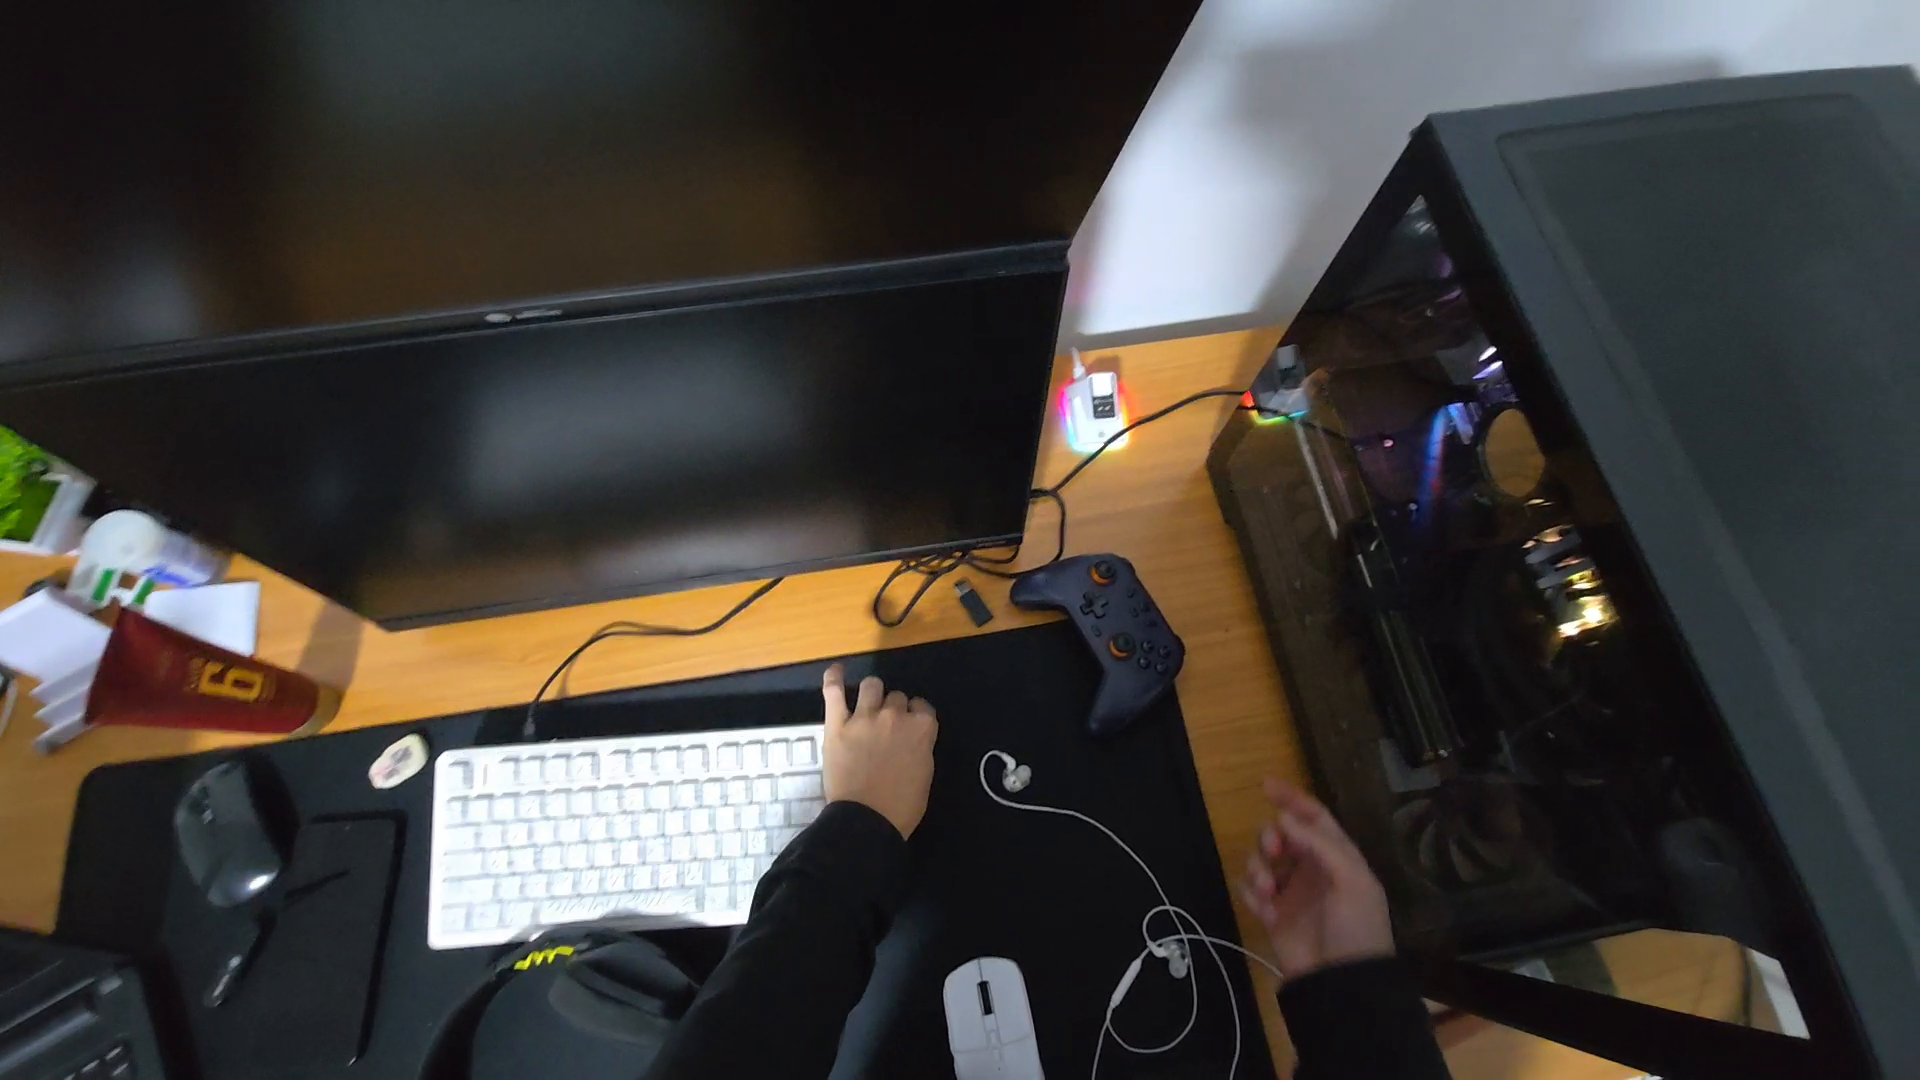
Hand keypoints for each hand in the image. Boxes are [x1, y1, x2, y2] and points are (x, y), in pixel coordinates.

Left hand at [820, 664, 937, 838]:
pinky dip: (834, 678)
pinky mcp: (837, 723)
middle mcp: (895, 715)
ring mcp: (865, 716)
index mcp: (922, 728)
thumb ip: (921, 747)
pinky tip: (836, 671)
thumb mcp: (925, 774)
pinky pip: (834, 691)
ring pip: (872, 685)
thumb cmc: (901, 807)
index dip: (915, 716)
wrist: (866, 821)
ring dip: (872, 693)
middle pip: (897, 697)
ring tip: (867, 703)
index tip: (909, 727)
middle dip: (893, 708)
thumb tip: (914, 738)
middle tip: (886, 727)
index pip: (922, 707)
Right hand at [1239, 778, 1393, 980]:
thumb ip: (1319, 844)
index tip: (1266, 785)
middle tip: (1274, 852)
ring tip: (1267, 892)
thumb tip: (1282, 815)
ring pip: (1260, 859)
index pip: (1313, 817)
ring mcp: (1289, 890)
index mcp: (1335, 857)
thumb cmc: (1356, 928)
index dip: (1292, 798)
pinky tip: (1265, 911)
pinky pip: (1249, 888)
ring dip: (1258, 868)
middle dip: (1270, 837)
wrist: (1342, 983)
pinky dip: (1252, 894)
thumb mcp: (1352, 881)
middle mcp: (1310, 867)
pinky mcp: (1270, 912)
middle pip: (1279, 834)